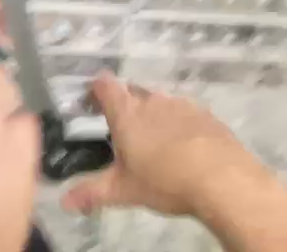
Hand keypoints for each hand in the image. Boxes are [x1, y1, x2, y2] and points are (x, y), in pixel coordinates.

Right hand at [61, 72, 285, 219]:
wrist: (222, 178)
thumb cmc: (165, 180)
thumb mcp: (125, 191)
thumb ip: (93, 193)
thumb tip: (64, 201)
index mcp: (127, 112)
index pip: (104, 85)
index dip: (96, 90)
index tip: (91, 103)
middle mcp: (151, 99)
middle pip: (132, 92)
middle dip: (126, 107)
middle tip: (124, 134)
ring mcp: (179, 103)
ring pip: (159, 103)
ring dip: (153, 116)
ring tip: (155, 144)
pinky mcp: (204, 113)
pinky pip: (183, 113)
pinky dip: (178, 125)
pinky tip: (184, 148)